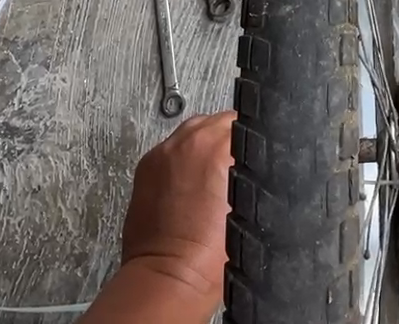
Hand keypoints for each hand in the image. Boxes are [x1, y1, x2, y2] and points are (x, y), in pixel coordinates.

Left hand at [120, 111, 234, 308]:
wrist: (169, 278)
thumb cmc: (208, 253)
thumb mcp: (249, 202)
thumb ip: (252, 167)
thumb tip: (252, 154)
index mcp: (218, 144)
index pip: (243, 121)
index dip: (252, 138)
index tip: (253, 153)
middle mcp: (188, 140)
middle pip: (217, 121)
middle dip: (227, 140)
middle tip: (234, 168)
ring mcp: (163, 152)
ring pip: (193, 131)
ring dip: (204, 145)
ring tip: (212, 176)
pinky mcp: (146, 167)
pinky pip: (171, 148)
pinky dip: (181, 158)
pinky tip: (190, 183)